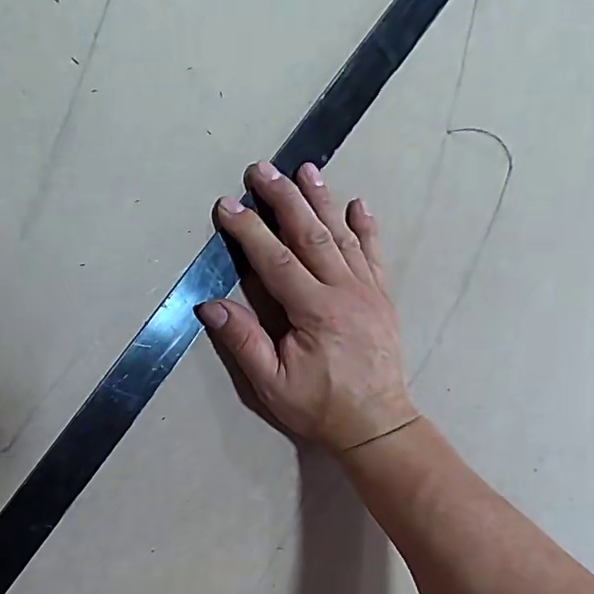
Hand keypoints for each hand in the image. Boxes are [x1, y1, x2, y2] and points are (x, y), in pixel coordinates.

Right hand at [197, 161, 419, 450]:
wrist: (377, 424)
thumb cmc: (320, 407)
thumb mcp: (272, 385)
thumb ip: (244, 342)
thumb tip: (211, 305)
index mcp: (316, 311)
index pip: (276, 260)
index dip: (249, 231)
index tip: (227, 205)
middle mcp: (345, 291)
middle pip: (310, 234)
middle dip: (284, 199)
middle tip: (262, 169)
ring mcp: (368, 291)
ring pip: (342, 236)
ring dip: (322, 200)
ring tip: (306, 169)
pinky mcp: (382, 297)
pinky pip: (374, 253)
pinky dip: (366, 227)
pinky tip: (358, 204)